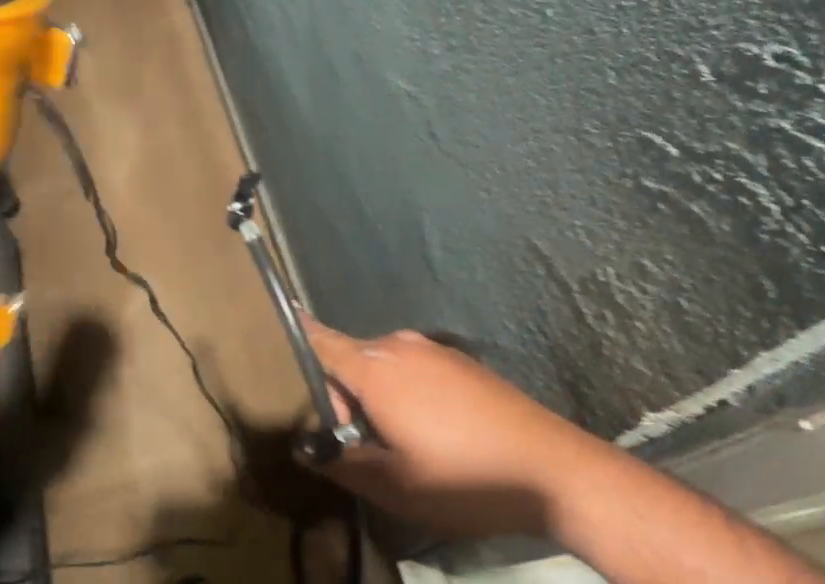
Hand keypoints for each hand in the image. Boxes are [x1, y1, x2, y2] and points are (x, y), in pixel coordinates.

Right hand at [303, 315, 615, 538]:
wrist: (553, 469)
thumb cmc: (463, 477)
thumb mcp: (393, 486)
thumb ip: (340, 462)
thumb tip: (306, 446)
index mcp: (374, 367)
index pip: (317, 339)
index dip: (291, 344)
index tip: (271, 356)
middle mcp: (398, 344)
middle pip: (347, 356)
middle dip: (338, 392)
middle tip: (347, 439)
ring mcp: (433, 350)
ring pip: (381, 364)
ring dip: (373, 395)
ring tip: (387, 441)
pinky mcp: (460, 362)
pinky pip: (412, 368)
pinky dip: (403, 392)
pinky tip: (426, 432)